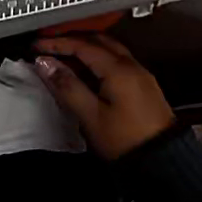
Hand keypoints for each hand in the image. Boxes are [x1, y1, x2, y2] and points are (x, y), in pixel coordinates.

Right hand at [33, 33, 174, 160]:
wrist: (163, 162)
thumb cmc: (125, 139)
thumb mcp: (90, 115)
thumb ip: (67, 86)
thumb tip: (45, 64)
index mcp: (118, 70)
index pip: (83, 46)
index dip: (57, 43)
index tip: (37, 46)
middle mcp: (132, 66)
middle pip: (98, 40)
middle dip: (72, 39)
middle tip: (50, 45)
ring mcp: (140, 75)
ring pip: (110, 50)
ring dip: (86, 48)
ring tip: (64, 57)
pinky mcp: (144, 86)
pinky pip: (118, 62)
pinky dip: (98, 59)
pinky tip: (86, 72)